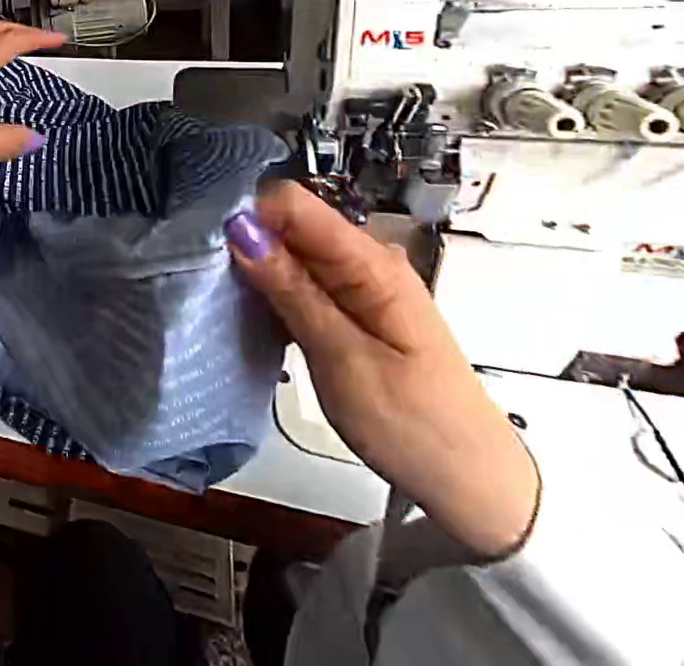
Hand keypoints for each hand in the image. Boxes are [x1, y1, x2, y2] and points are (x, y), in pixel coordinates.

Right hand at [226, 181, 539, 558]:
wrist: (469, 479)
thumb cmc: (412, 424)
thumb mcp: (342, 359)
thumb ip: (293, 291)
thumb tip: (243, 230)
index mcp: (370, 263)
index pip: (295, 203)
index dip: (251, 217)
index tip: (214, 253)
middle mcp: (366, 260)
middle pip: (293, 225)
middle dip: (250, 245)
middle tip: (217, 289)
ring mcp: (362, 284)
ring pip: (295, 254)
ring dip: (261, 272)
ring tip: (232, 307)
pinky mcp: (356, 307)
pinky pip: (306, 282)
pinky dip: (278, 295)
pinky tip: (262, 321)